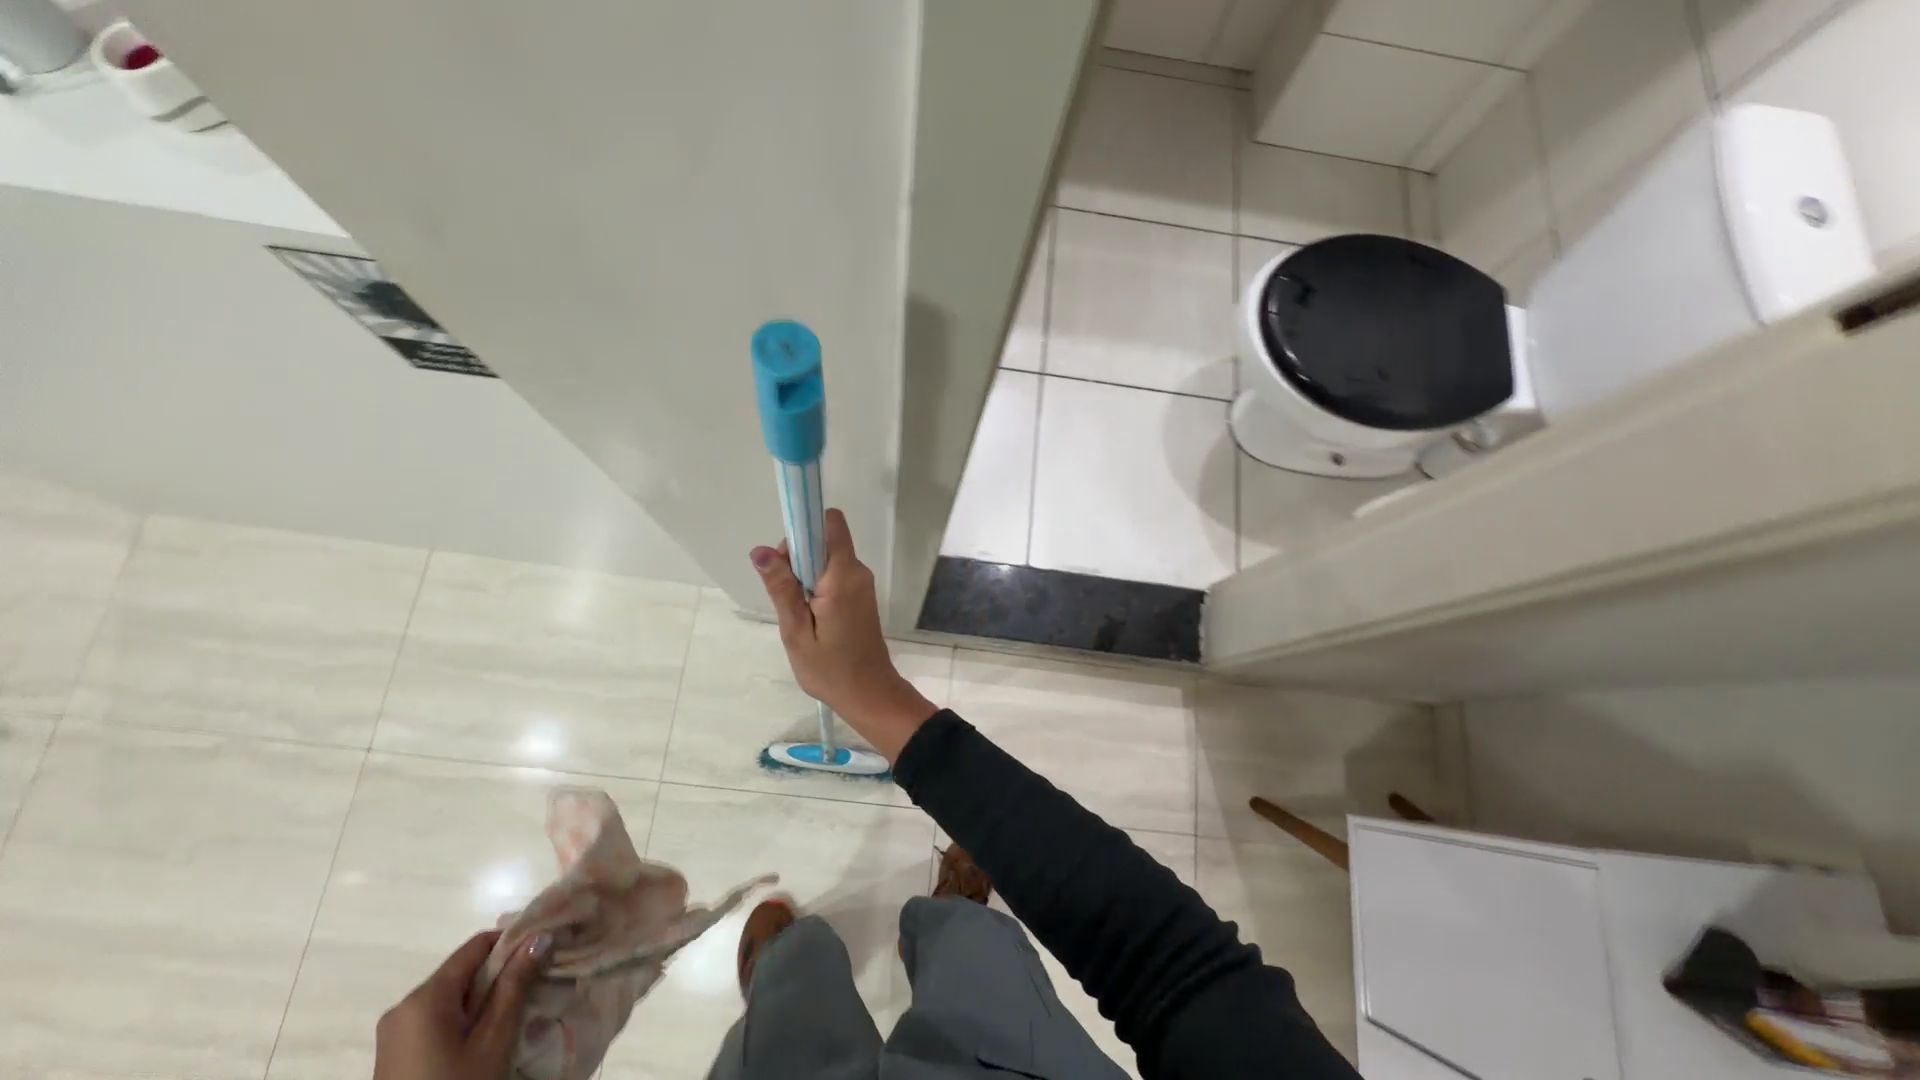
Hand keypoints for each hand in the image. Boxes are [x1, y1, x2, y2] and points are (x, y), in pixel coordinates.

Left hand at [373, 930, 549, 1079]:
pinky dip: (466, 1020)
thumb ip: (515, 985)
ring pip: (452, 997)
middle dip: (501, 975)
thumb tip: (539, 936)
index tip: (546, 951)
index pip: (475, 946)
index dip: (513, 943)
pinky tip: (488, 1039)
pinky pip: (437, 1019)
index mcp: (424, 998)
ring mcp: (395, 1031)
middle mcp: (403, 1006)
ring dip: (486, 1000)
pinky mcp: (396, 1053)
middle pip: (463, 972)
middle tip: (537, 986)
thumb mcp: (494, 1041)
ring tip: (517, 1014)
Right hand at [751, 508, 936, 759]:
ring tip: (797, 612)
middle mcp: (857, 572)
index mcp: (843, 576)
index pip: (829, 524)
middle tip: (786, 597)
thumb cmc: (830, 668)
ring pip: (826, 558)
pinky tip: (809, 616)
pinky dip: (816, 586)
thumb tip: (761, 550)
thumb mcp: (795, 631)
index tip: (783, 555)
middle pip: (822, 540)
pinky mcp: (860, 595)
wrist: (868, 694)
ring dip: (804, 575)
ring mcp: (861, 583)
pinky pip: (833, 574)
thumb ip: (781, 588)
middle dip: (797, 557)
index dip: (803, 528)